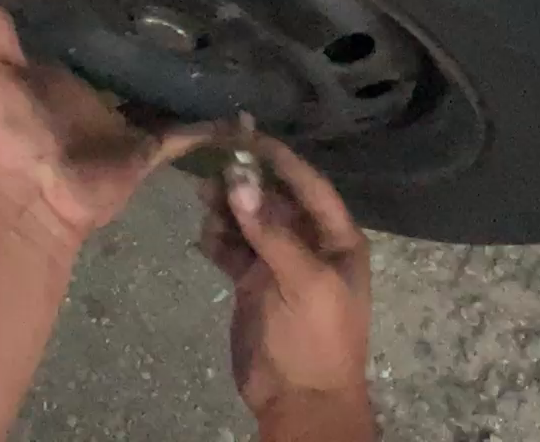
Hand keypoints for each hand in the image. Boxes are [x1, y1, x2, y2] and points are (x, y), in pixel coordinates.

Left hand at [0, 0, 211, 245]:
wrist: (33, 194)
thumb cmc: (11, 131)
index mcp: (71, 77)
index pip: (99, 39)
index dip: (118, 15)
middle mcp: (104, 96)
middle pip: (139, 65)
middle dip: (165, 43)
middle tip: (200, 7)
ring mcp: (129, 123)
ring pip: (168, 95)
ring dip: (193, 80)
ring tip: (232, 47)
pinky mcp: (149, 147)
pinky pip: (188, 134)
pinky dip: (215, 127)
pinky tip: (245, 109)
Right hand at [199, 136, 373, 433]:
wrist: (300, 404)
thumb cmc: (317, 339)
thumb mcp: (303, 281)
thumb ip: (270, 230)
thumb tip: (238, 179)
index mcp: (335, 238)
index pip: (309, 184)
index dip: (281, 159)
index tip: (248, 135)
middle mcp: (307, 241)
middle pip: (272, 198)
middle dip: (245, 182)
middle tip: (213, 165)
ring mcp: (277, 261)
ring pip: (247, 218)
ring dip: (226, 207)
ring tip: (204, 201)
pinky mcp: (251, 280)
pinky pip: (231, 246)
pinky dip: (217, 238)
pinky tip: (206, 237)